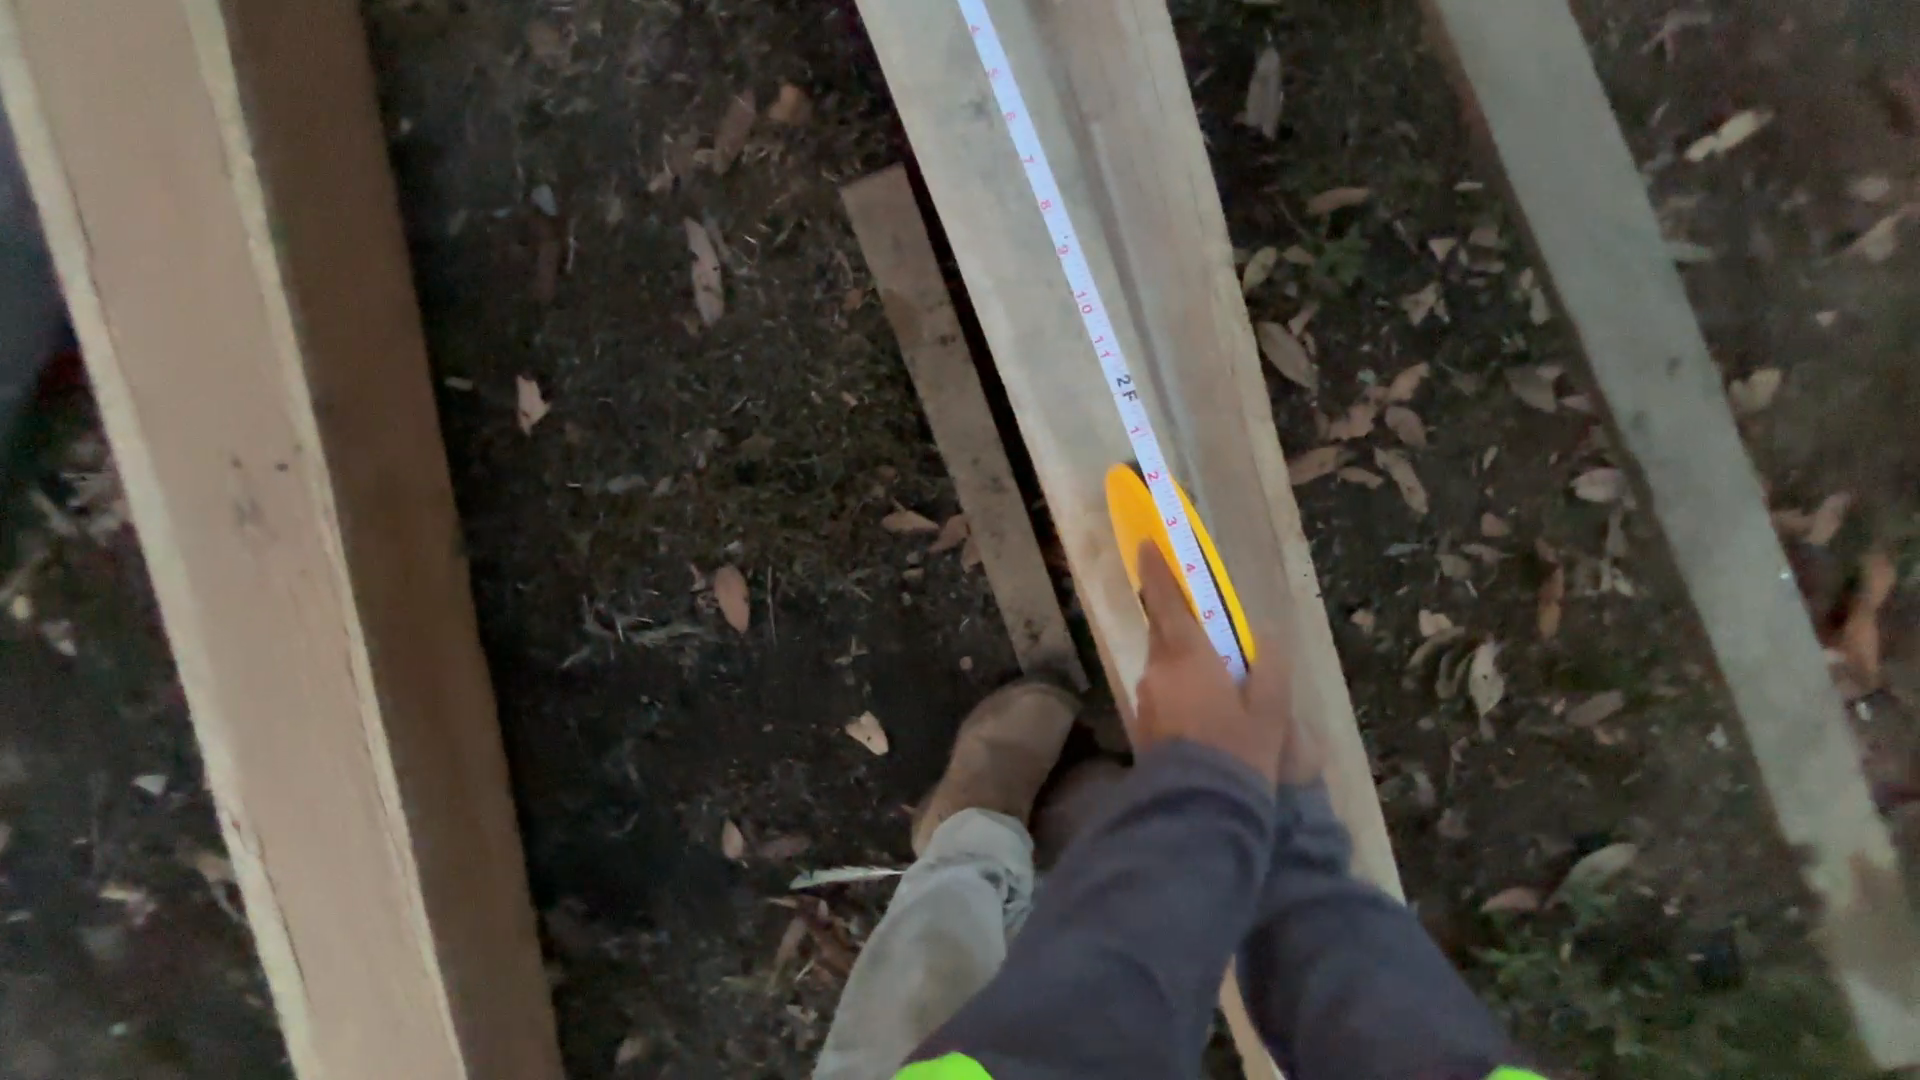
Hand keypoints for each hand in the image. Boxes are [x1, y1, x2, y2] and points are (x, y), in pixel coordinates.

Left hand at [1130, 541, 1322, 786]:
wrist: (1195, 808)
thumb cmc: (1239, 753)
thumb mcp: (1269, 712)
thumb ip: (1268, 669)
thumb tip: (1264, 639)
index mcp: (1187, 658)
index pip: (1167, 603)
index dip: (1157, 571)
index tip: (1147, 545)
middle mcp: (1157, 670)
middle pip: (1163, 631)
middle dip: (1178, 618)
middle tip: (1203, 619)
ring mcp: (1146, 697)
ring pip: (1163, 662)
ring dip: (1182, 656)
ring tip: (1215, 674)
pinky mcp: (1142, 721)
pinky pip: (1161, 688)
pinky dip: (1178, 684)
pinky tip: (1203, 706)